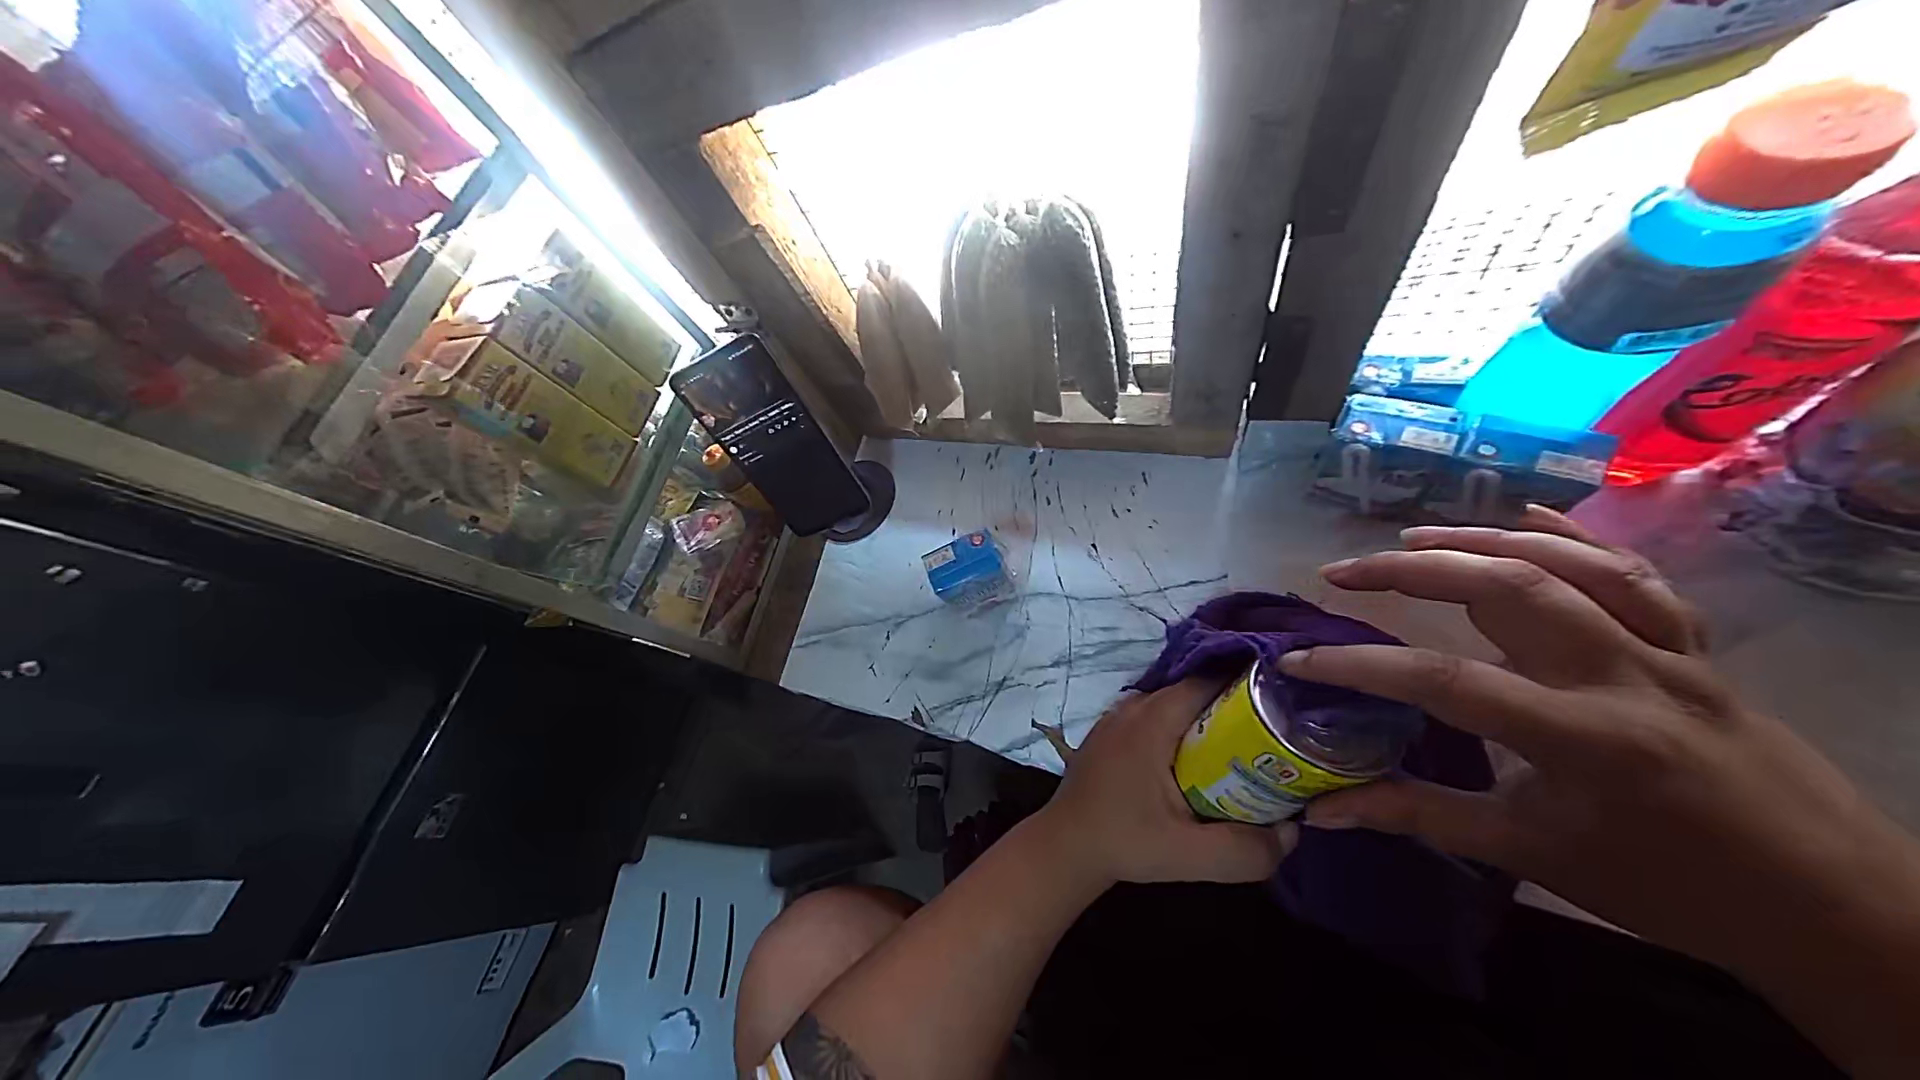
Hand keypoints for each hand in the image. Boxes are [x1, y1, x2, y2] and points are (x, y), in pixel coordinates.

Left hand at [1035, 680, 1295, 887]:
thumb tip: (1293, 831)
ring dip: (1206, 722)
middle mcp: (1133, 705)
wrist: (1065, 847)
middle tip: (1270, 739)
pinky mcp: (1111, 731)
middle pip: (1194, 692)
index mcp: (1152, 718)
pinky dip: (1181, 729)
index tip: (1281, 711)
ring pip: (1175, 705)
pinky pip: (1156, 716)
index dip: (1248, 691)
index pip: (1209, 682)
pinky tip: (1198, 760)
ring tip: (1242, 750)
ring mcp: (1117, 715)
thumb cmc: (1125, 842)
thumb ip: (1247, 849)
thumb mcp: (1191, 856)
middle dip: (1233, 710)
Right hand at [1284, 508, 1919, 1073]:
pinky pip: (1632, 573)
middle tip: (1346, 571)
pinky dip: (1572, 538)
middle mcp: (1625, 676)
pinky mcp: (1694, 646)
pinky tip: (1523, 519)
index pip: (1444, 681)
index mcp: (1583, 738)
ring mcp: (1668, 652)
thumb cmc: (1667, 886)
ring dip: (1479, 541)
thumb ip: (1418, 816)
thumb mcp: (1529, 852)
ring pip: (1567, 565)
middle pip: (1507, 590)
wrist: (1835, 908)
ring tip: (1411, 540)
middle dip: (1411, 571)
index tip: (1298, 660)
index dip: (1359, 667)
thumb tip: (1324, 811)